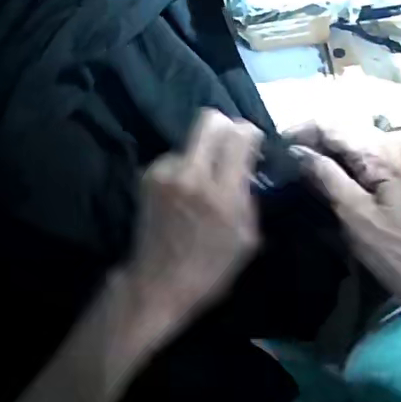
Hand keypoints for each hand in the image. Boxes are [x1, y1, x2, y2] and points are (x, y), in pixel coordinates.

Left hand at [116, 109, 261, 343]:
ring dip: (202, 154)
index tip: (252, 138)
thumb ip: (249, 195)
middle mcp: (192, 175)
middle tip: (231, 140)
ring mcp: (165, 172)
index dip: (249, 132)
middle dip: (225, 125)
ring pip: (191, 141)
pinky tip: (183, 190)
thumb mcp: (246, 237)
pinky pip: (174, 158)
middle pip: (209, 121)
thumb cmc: (210, 267)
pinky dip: (183, 167)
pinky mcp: (148, 175)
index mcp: (222, 194)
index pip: (238, 137)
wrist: (159, 280)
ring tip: (203, 179)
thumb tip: (250, 161)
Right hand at [289, 124, 400, 319]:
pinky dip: (339, 162)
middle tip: (280, 161)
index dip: (298, 132)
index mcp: (383, 152)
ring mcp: (399, 158)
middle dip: (309, 141)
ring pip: (349, 142)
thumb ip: (323, 176)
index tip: (272, 148)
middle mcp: (393, 145)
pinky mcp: (400, 173)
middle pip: (340, 129)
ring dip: (322, 151)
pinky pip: (361, 156)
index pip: (330, 125)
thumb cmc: (400, 255)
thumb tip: (295, 150)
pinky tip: (322, 177)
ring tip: (295, 168)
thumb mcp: (354, 216)